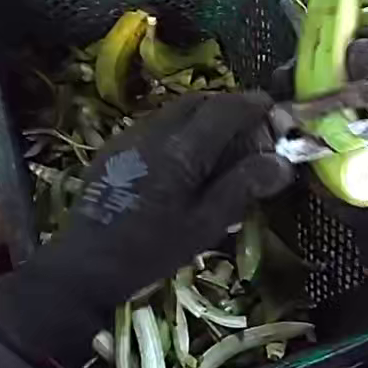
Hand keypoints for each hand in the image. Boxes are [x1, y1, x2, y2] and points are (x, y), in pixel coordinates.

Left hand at [0, 91, 291, 362]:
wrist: (86, 265)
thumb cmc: (152, 249)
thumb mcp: (205, 224)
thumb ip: (242, 187)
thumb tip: (281, 162)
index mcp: (180, 149)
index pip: (224, 109)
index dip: (252, 105)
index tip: (273, 109)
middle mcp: (153, 131)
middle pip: (198, 102)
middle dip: (228, 107)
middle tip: (250, 129)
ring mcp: (129, 136)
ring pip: (174, 112)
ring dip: (202, 118)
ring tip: (221, 144)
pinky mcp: (114, 148)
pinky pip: (154, 125)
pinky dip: (179, 130)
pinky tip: (185, 159)